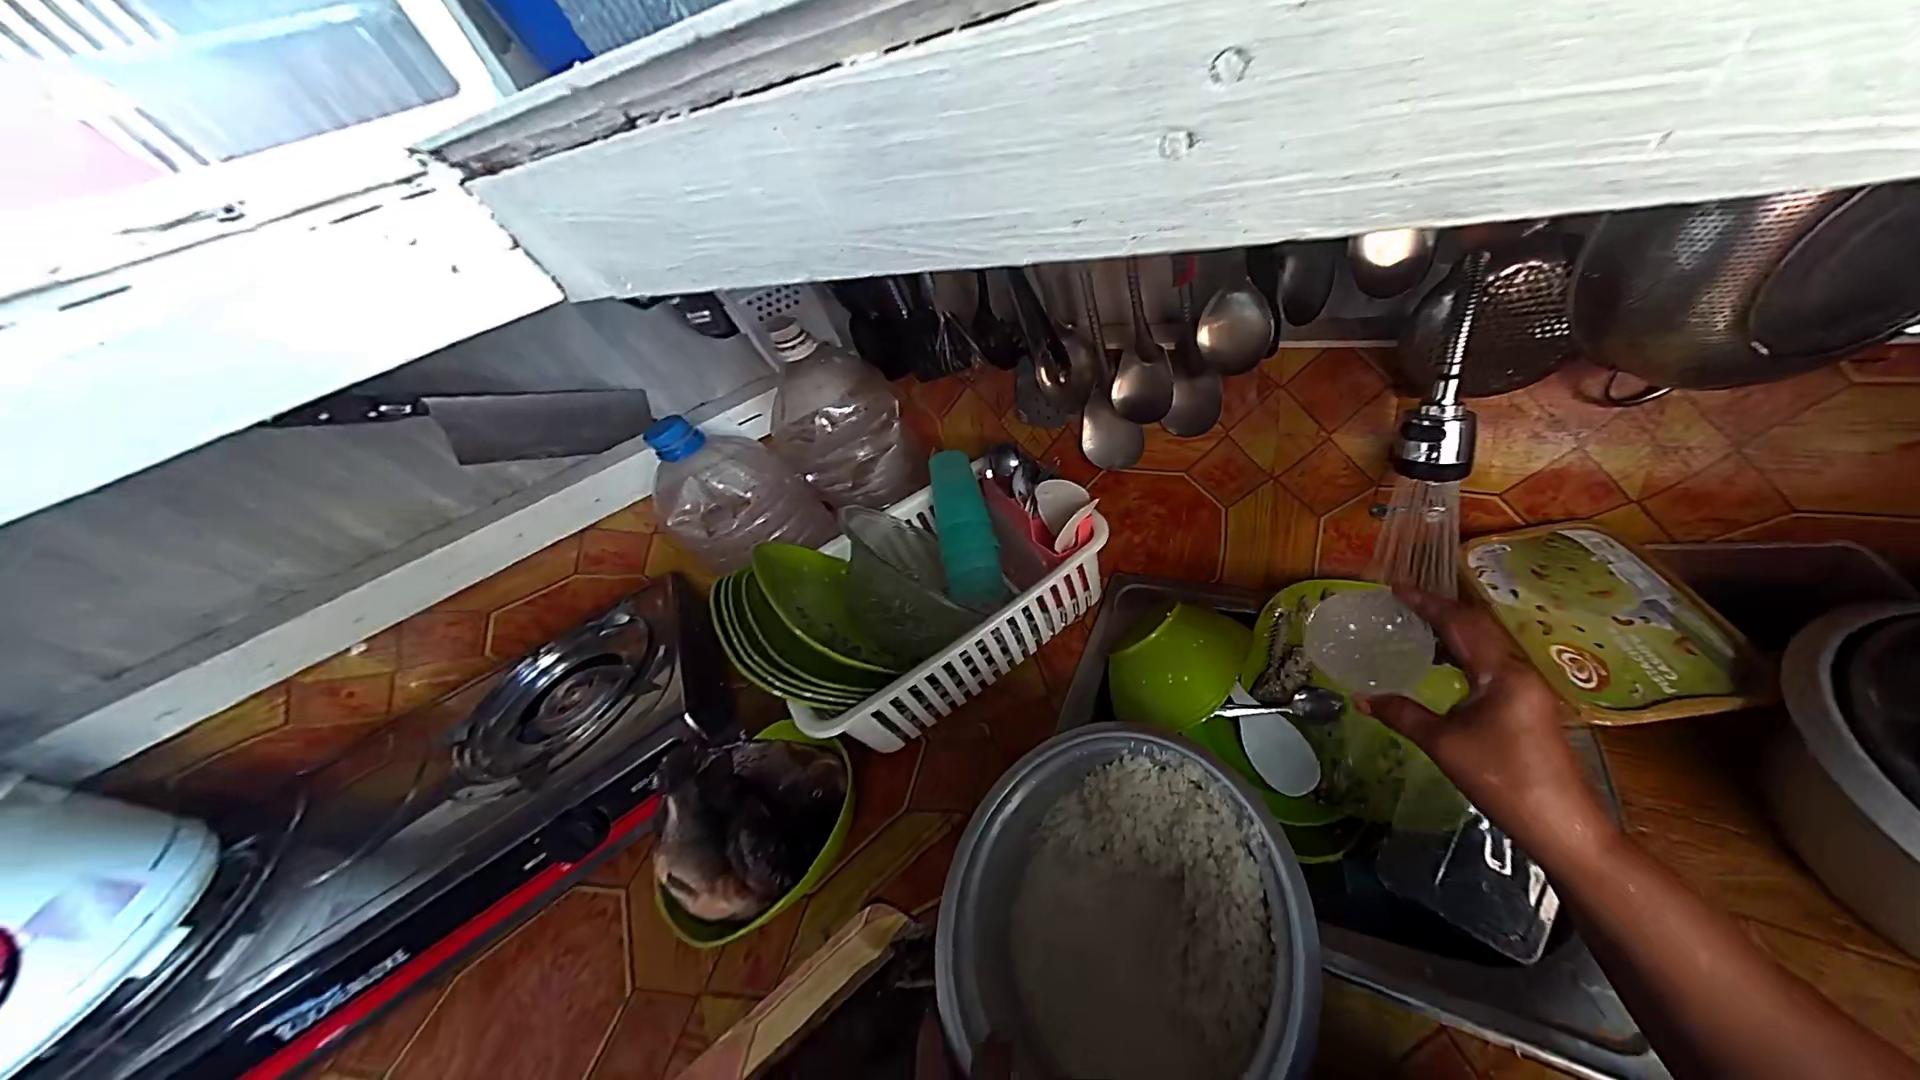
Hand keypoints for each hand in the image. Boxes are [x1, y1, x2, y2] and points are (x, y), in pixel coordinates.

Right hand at [1358, 588, 1618, 860]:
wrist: (1562, 825)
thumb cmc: (1502, 778)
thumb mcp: (1442, 743)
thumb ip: (1400, 713)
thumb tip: (1360, 697)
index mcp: (1501, 674)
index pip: (1460, 624)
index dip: (1427, 603)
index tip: (1395, 589)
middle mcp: (1518, 673)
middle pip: (1476, 628)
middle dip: (1438, 611)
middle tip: (1401, 604)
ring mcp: (1526, 690)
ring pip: (1483, 646)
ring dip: (1449, 632)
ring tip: (1413, 627)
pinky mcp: (1526, 706)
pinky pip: (1487, 665)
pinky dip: (1459, 654)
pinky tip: (1439, 664)